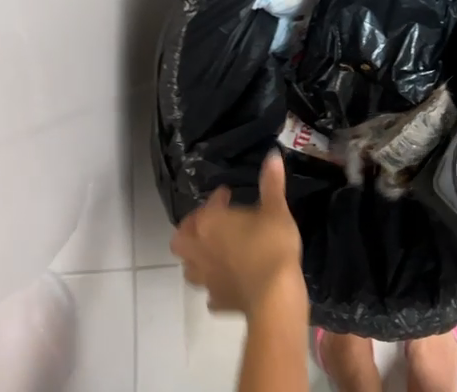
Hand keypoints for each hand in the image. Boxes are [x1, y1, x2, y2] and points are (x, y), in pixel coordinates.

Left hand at [173, 152, 306, 316]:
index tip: (228, 194)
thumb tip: (272, 155)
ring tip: (212, 252)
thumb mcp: (276, 209)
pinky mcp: (218, 301)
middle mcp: (201, 250)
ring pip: (189, 268)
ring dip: (196, 259)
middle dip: (189, 230)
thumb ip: (271, 183)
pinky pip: (210, 293)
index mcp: (211, 224)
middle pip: (181, 239)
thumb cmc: (272, 245)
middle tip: (207, 224)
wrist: (274, 296)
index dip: (218, 198)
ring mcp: (207, 279)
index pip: (208, 205)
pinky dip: (215, 286)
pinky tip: (228, 282)